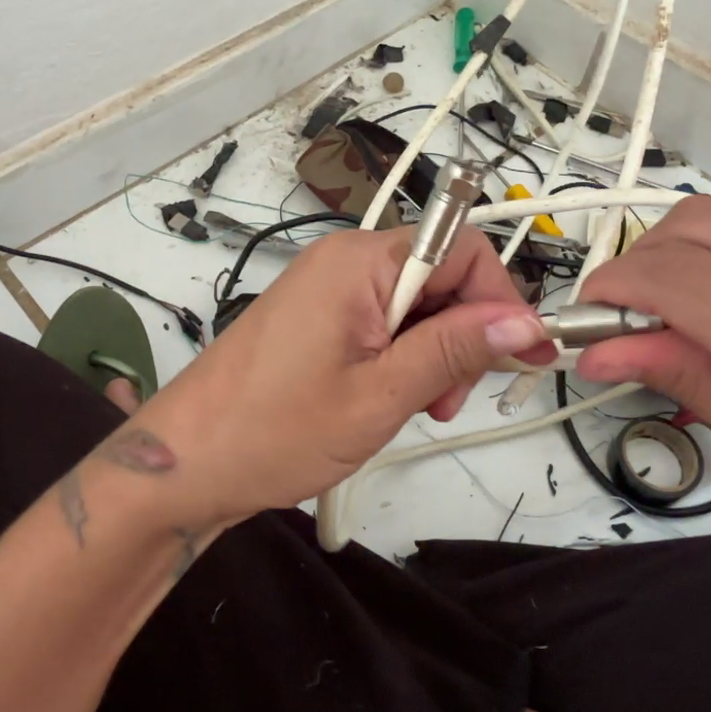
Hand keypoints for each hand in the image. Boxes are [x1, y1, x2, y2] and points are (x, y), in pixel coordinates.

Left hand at [135, 227, 549, 529]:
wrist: (186, 463)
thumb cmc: (275, 432)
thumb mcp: (380, 396)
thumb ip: (453, 350)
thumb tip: (523, 320)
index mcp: (359, 261)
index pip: (462, 248)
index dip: (500, 300)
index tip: (521, 359)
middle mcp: (343, 259)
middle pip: (439, 275)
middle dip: (461, 335)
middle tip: (445, 402)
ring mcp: (325, 286)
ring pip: (413, 304)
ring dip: (430, 354)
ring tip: (412, 408)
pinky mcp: (315, 314)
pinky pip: (380, 320)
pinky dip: (398, 358)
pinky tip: (385, 399)